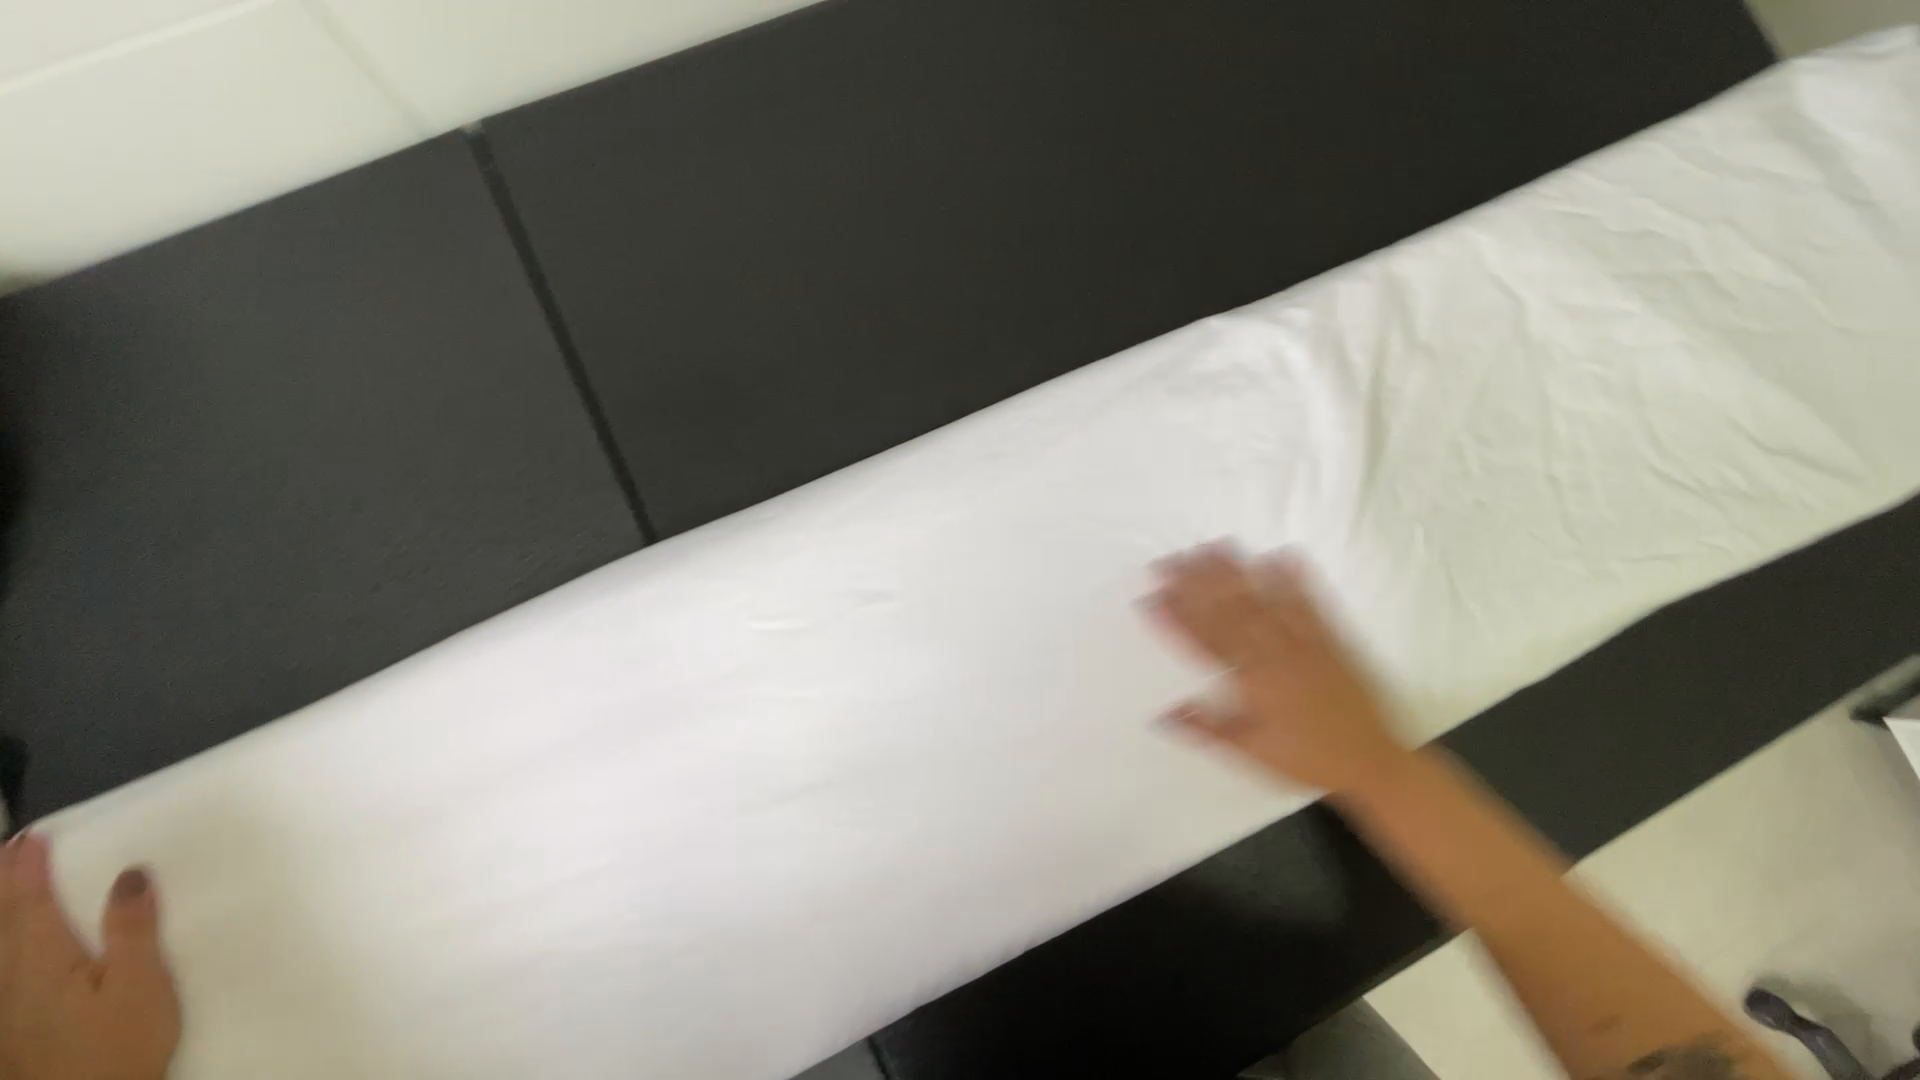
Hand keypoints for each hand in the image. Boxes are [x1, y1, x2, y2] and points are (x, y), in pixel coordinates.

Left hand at [0, 833, 179, 1079]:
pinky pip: (5, 963)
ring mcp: (8, 1005)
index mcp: (45, 964)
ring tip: (7, 881)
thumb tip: (128, 875)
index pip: (31, 905)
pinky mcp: (15, 1022)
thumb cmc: (120, 1042)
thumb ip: (131, 928)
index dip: (29, 870)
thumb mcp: (139, 984)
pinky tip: (16, 939)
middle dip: (5, 884)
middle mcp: (14, 980)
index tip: (33, 835)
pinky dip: (7, 938)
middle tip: (11, 847)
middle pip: (3, 924)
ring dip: (4, 909)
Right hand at [1143, 544, 1411, 794]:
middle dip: (1197, 583)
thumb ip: (1206, 730)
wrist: (1373, 763)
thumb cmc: (1305, 760)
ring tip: (1211, 546)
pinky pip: (1312, 604)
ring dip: (1237, 572)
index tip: (1150, 597)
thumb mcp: (1250, 753)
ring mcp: (1306, 644)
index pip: (1206, 642)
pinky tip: (1279, 555)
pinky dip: (1295, 578)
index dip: (1175, 618)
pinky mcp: (1334, 639)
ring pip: (1266, 600)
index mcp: (1253, 684)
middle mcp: (1277, 656)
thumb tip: (1160, 714)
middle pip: (1231, 612)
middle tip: (1169, 560)